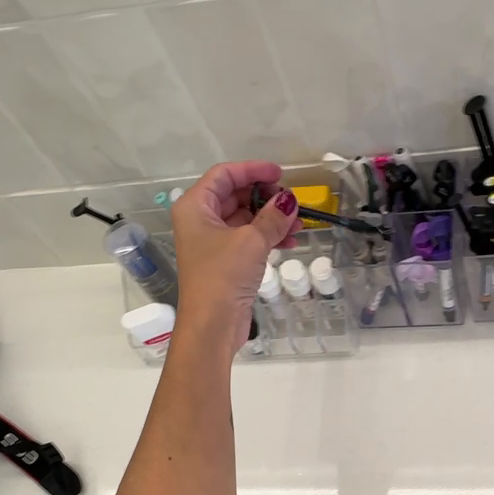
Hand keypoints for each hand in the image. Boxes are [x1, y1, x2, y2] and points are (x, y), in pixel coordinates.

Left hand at [170, 161, 301, 358]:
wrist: (212, 324)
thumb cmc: (223, 275)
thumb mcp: (252, 240)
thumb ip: (273, 217)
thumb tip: (290, 202)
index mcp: (195, 207)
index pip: (224, 175)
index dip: (252, 170)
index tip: (279, 174)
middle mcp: (200, 221)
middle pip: (235, 196)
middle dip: (265, 198)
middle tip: (291, 203)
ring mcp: (212, 243)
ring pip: (245, 220)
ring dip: (271, 220)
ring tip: (298, 226)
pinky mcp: (225, 263)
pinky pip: (248, 241)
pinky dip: (268, 238)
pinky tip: (290, 243)